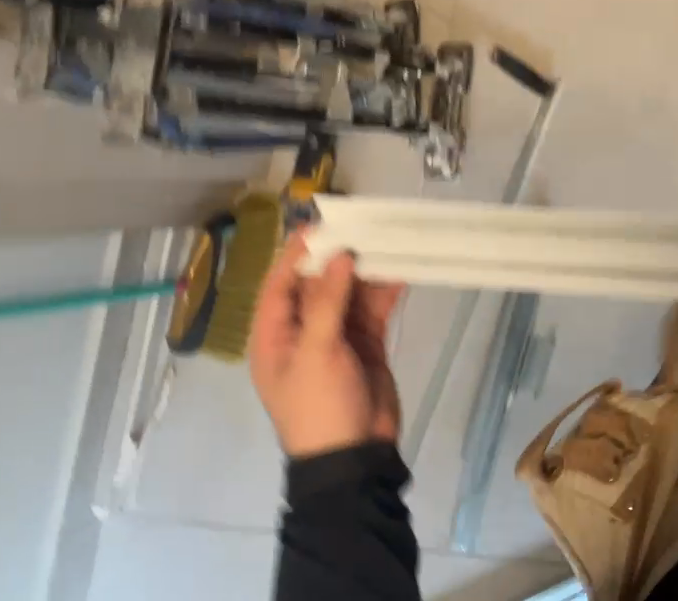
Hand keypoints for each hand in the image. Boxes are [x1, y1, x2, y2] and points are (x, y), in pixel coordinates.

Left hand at [250, 232, 406, 457]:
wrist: (353, 454)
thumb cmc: (319, 405)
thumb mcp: (317, 352)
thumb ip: (327, 301)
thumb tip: (340, 254)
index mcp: (274, 336)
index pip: (280, 285)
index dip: (297, 254)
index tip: (321, 224)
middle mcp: (302, 331)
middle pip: (318, 284)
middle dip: (339, 257)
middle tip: (364, 225)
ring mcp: (336, 337)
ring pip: (350, 293)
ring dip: (367, 270)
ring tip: (389, 240)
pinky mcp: (366, 343)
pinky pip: (373, 308)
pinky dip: (386, 289)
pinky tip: (403, 269)